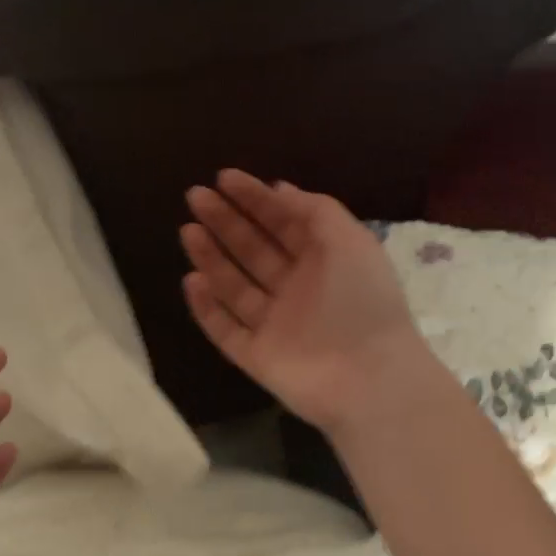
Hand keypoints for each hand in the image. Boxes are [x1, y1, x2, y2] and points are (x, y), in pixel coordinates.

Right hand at [180, 170, 433, 433]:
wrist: (367, 378)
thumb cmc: (363, 301)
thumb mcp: (349, 241)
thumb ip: (315, 211)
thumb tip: (280, 190)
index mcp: (323, 261)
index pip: (283, 223)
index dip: (254, 199)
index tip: (223, 178)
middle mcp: (295, 290)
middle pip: (253, 250)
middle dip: (225, 222)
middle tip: (195, 198)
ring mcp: (273, 325)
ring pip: (234, 286)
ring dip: (211, 257)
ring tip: (188, 231)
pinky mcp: (255, 356)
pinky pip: (225, 329)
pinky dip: (207, 307)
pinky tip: (192, 281)